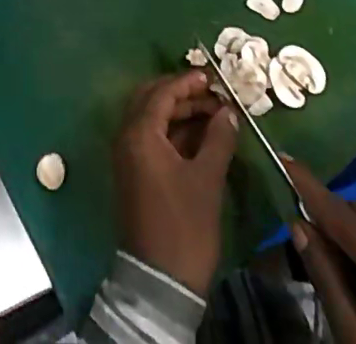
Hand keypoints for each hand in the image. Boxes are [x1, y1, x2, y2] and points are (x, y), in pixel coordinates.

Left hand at [113, 69, 240, 295]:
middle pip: (151, 100)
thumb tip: (228, 112)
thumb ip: (218, 138)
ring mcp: (129, 156)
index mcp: (139, 134)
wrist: (160, 279)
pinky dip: (175, 131)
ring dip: (181, 112)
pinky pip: (153, 138)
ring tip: (216, 113)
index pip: (162, 93)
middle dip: (182, 93)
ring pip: (152, 119)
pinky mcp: (136, 172)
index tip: (214, 76)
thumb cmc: (184, 225)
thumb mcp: (207, 178)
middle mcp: (127, 138)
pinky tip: (203, 135)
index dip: (188, 82)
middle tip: (214, 94)